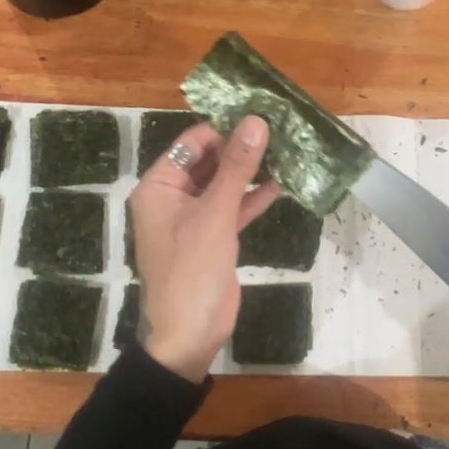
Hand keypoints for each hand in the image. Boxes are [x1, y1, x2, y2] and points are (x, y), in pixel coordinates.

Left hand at [129, 115, 279, 381]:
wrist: (189, 334)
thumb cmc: (192, 270)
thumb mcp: (215, 215)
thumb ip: (237, 167)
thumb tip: (256, 121)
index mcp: (159, 186)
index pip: (194, 142)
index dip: (226, 127)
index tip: (263, 113)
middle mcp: (172, 196)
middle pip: (210, 160)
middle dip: (243, 148)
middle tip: (283, 129)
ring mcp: (193, 218)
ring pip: (225, 184)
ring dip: (252, 171)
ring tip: (289, 151)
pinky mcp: (212, 237)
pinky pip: (233, 208)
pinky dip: (254, 198)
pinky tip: (283, 185)